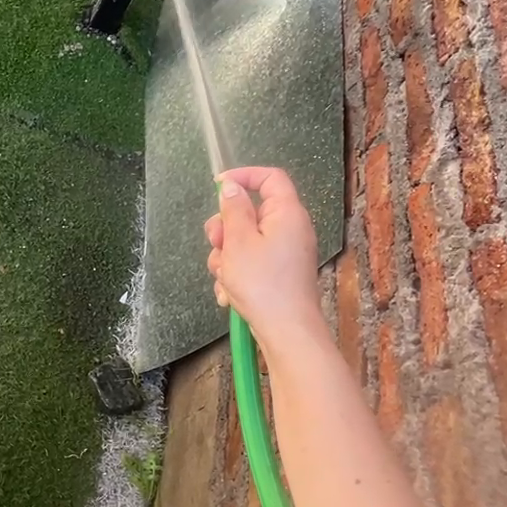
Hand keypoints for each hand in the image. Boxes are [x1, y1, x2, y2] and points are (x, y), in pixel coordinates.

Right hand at [202, 167, 321, 332]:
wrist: (285, 330)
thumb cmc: (262, 282)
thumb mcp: (238, 241)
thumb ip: (233, 209)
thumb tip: (231, 187)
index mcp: (287, 214)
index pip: (270, 178)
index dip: (244, 175)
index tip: (217, 186)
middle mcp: (289, 229)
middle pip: (249, 212)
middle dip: (225, 228)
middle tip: (217, 243)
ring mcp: (283, 253)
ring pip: (243, 240)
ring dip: (225, 256)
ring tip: (225, 276)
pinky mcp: (277, 273)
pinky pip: (249, 261)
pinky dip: (235, 273)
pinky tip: (229, 293)